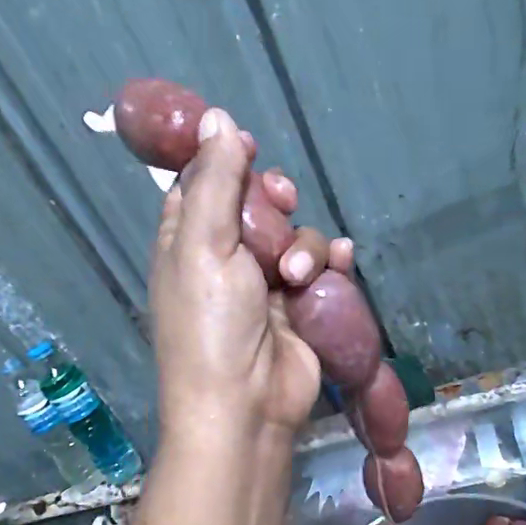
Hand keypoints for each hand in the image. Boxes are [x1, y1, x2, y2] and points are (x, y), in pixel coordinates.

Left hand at [148, 107, 351, 442]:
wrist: (246, 406)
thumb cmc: (211, 324)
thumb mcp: (205, 246)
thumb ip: (216, 181)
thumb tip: (217, 118)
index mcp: (186, 239)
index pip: (201, 182)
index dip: (224, 161)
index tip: (249, 148)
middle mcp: (223, 256)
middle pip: (254, 202)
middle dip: (272, 199)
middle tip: (279, 201)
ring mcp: (264, 282)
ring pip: (293, 232)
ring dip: (302, 244)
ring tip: (297, 274)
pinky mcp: (299, 303)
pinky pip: (320, 265)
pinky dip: (330, 260)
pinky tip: (339, 261)